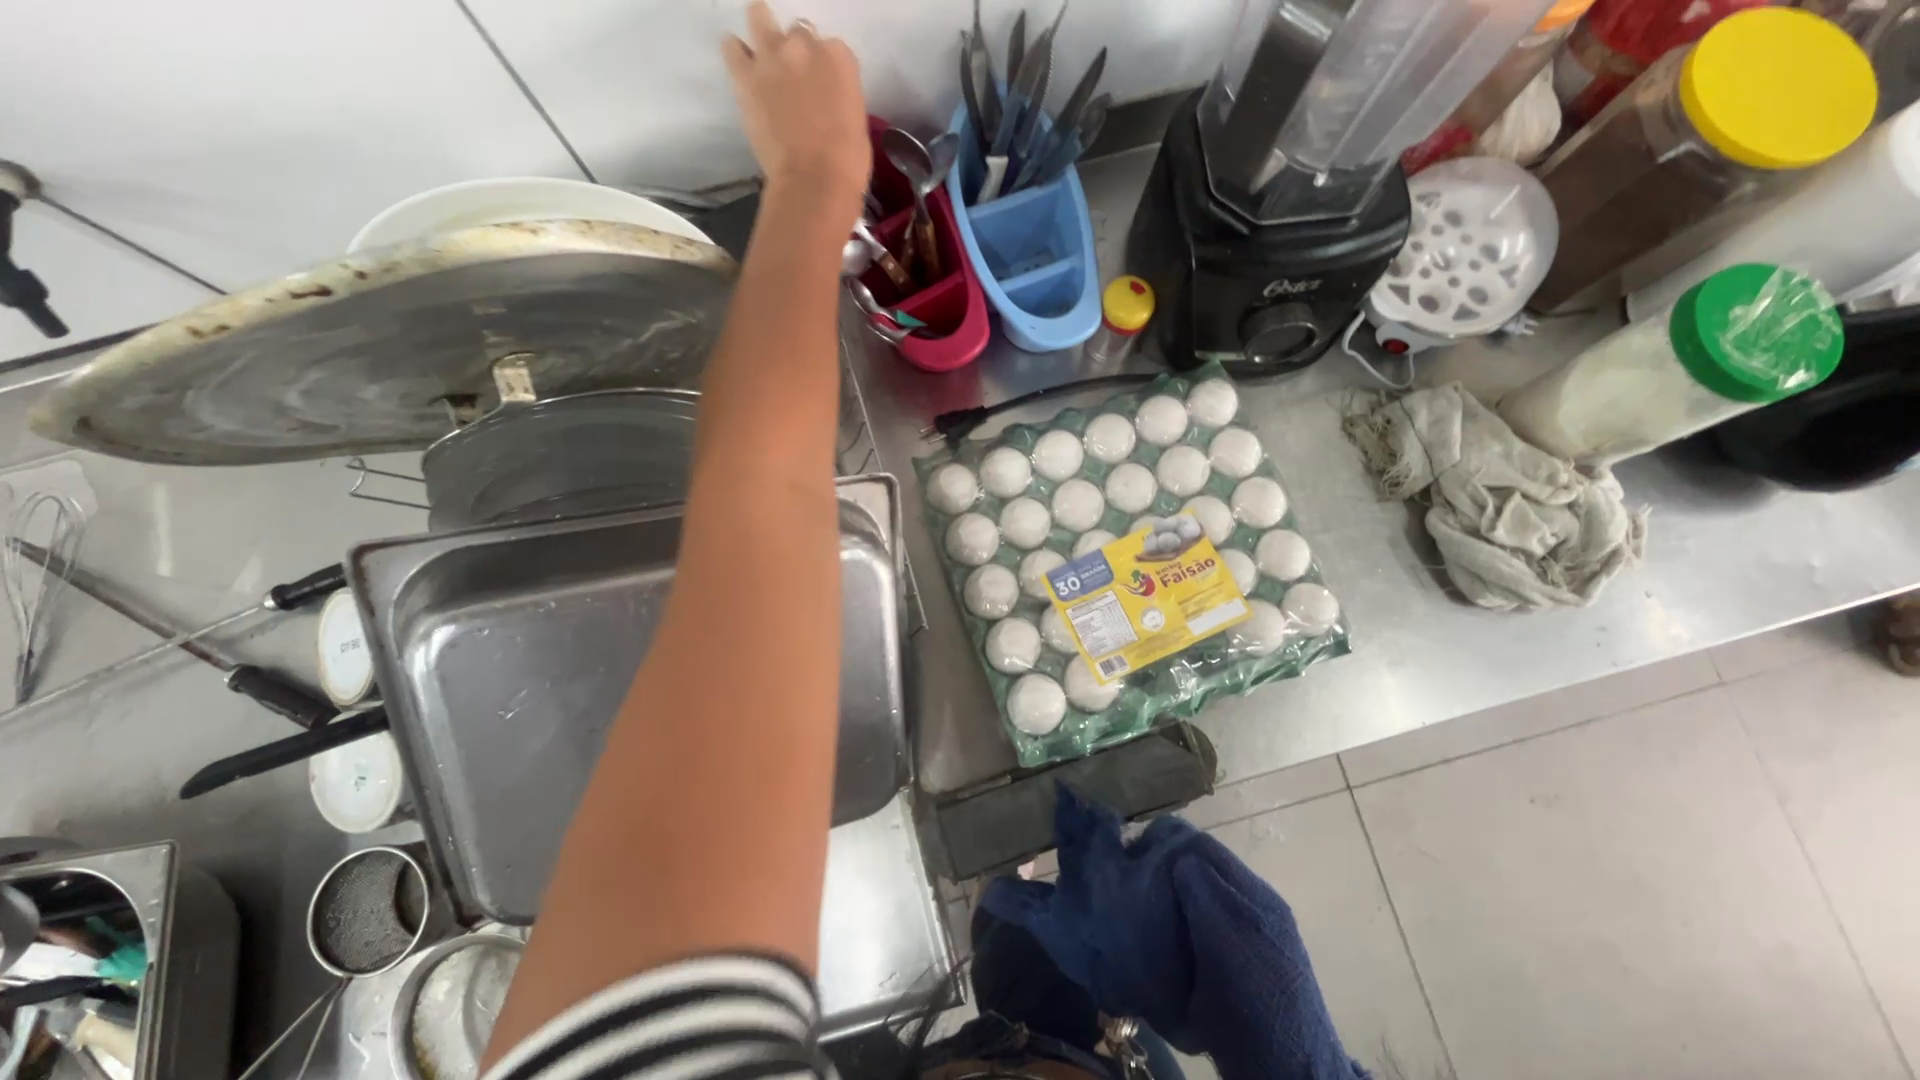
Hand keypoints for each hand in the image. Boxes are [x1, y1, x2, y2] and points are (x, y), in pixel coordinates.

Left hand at [723, 3, 870, 210]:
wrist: (814, 179)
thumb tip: (827, 96)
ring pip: (760, 19)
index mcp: (839, 57)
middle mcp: (805, 46)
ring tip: (761, 44)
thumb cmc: (847, 159)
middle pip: (797, 33)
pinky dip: (735, 51)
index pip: (830, 47)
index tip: (821, 85)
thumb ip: (839, 94)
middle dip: (796, 52)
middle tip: (793, 76)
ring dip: (761, 27)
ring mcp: (772, 57)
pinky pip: (732, 48)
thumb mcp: (856, 117)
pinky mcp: (745, 76)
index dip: (823, 66)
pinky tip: (738, 59)